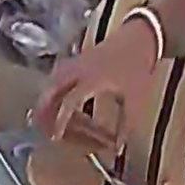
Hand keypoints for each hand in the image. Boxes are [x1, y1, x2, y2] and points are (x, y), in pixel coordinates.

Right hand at [32, 19, 158, 145]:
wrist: (140, 34)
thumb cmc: (138, 67)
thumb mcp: (136, 98)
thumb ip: (125, 127)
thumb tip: (118, 151)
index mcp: (94, 77)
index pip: (69, 100)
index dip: (61, 120)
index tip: (55, 137)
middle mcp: (79, 69)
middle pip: (50, 91)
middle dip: (43, 113)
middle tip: (45, 132)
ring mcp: (75, 64)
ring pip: (50, 85)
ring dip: (46, 105)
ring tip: (47, 124)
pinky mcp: (74, 63)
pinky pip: (56, 80)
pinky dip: (52, 95)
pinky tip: (56, 108)